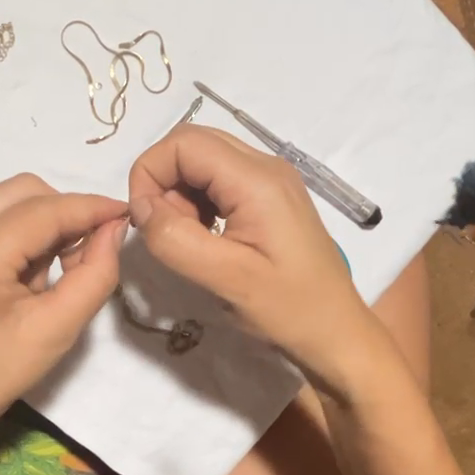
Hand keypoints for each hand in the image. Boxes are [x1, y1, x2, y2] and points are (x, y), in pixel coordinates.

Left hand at [0, 173, 127, 441]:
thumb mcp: (56, 330)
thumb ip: (95, 275)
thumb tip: (114, 226)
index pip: (44, 211)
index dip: (90, 208)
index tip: (126, 214)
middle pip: (24, 190)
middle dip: (64, 214)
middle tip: (84, 256)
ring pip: (6, 196)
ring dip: (41, 220)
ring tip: (53, 267)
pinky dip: (17, 227)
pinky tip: (25, 267)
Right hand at [127, 125, 384, 389]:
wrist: (334, 332)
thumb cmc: (286, 309)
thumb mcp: (225, 279)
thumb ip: (175, 239)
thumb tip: (140, 206)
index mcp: (257, 180)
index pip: (183, 142)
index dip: (150, 173)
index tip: (146, 223)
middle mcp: (265, 166)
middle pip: (191, 144)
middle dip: (163, 183)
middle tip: (170, 233)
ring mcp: (270, 180)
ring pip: (202, 161)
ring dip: (179, 195)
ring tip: (190, 241)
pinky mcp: (269, 198)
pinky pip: (218, 181)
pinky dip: (197, 203)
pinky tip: (207, 240)